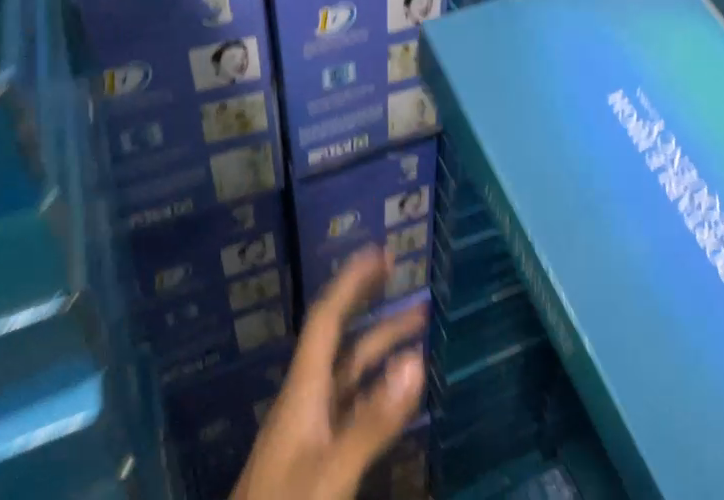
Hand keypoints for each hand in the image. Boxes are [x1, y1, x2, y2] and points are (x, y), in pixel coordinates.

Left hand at [231, 248, 427, 499]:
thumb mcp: (330, 470)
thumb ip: (373, 419)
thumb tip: (416, 359)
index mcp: (302, 392)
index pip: (326, 321)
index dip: (351, 283)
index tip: (380, 253)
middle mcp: (307, 402)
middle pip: (343, 343)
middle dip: (375, 309)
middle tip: (411, 284)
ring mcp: (311, 431)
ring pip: (351, 375)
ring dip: (383, 348)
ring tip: (420, 332)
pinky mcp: (317, 456)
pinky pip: (353, 406)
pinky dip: (379, 389)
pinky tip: (399, 394)